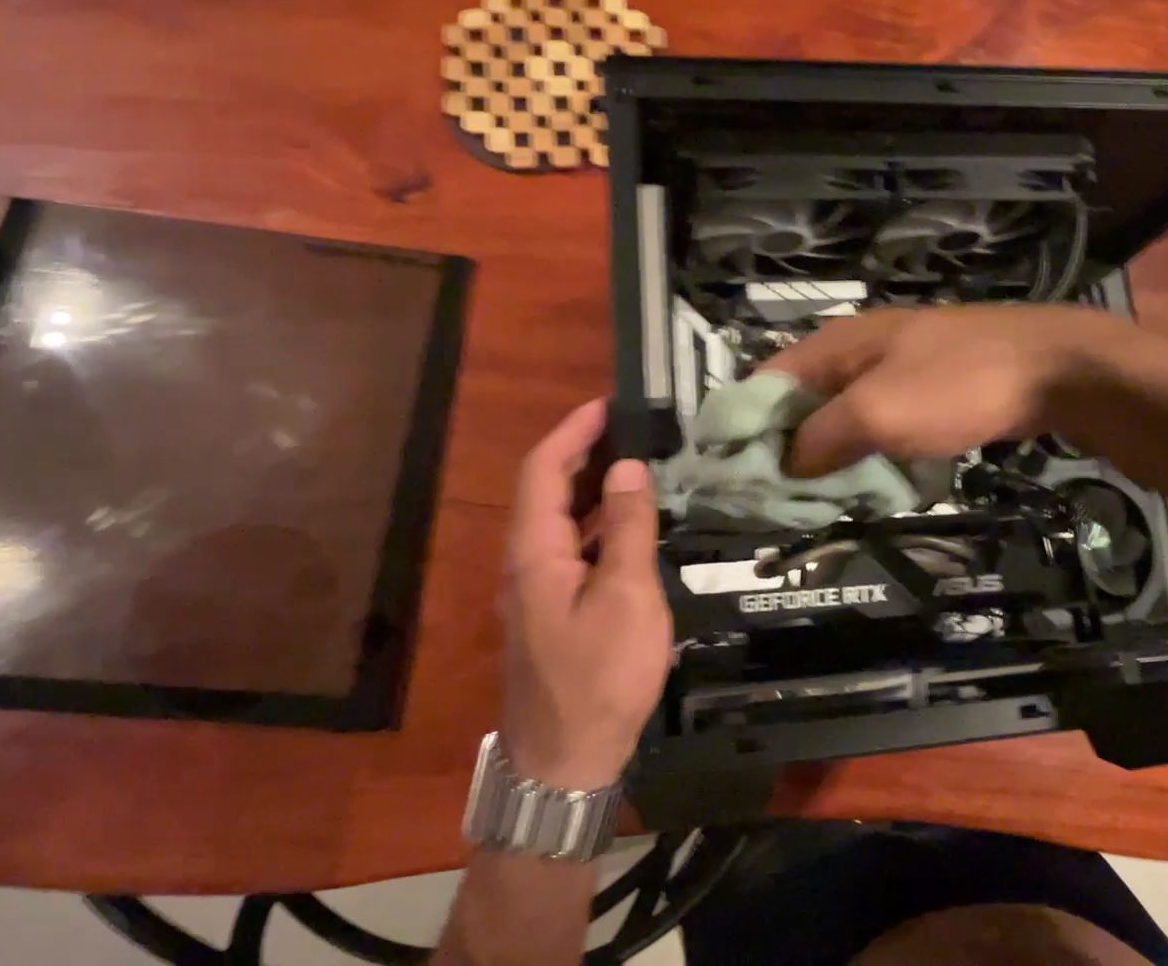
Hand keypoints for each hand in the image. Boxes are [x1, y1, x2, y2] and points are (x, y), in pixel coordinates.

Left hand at [497, 399, 671, 790]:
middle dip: (584, 453)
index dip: (573, 431)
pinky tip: (634, 530)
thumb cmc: (600, 677)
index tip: (610, 404)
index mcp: (535, 552)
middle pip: (548, 492)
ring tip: (641, 468)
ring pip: (561, 523)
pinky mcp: (551, 615)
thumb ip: (628, 529)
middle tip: (635, 430)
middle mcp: (526, 564)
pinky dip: (600, 528)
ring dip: (594, 490)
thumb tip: (629, 468)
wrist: (564, 763)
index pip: (544, 470)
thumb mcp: (627, 597)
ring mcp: (535, 593)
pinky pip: (572, 553)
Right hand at [762, 304, 1128, 476]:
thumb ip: (821, 438)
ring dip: (829, 455)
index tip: (734, 476)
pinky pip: (883, 423)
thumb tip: (784, 465)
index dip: (743, 427)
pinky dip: (869, 452)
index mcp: (835, 344)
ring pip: (844, 415)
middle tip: (777, 499)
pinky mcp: (932, 388)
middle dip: (785, 448)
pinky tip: (872, 483)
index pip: (765, 382)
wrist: (1057, 369)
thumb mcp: (876, 413)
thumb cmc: (958, 385)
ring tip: (818, 500)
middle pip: (801, 401)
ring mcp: (899, 366)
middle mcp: (859, 350)